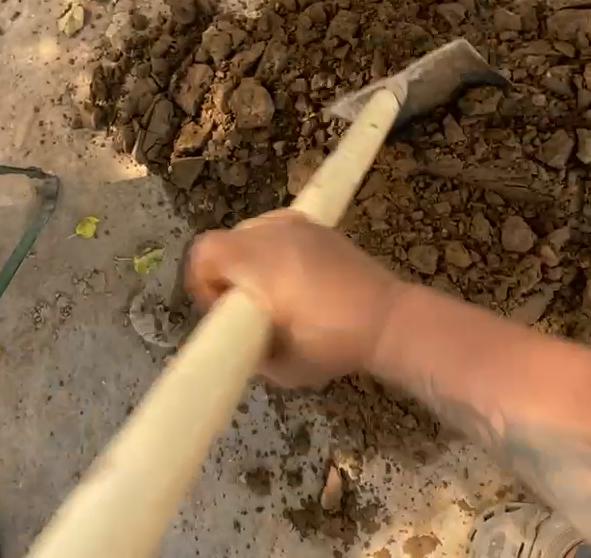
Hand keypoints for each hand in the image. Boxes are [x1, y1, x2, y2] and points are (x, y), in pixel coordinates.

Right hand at [184, 209, 406, 386]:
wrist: (388, 320)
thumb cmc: (332, 343)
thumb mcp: (280, 367)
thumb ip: (247, 350)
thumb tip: (238, 341)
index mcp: (258, 261)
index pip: (204, 252)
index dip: (202, 283)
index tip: (222, 312)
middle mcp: (273, 232)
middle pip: (225, 240)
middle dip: (226, 273)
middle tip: (244, 308)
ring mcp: (297, 223)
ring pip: (250, 232)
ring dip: (248, 259)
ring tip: (270, 292)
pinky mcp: (317, 226)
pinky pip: (277, 228)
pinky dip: (272, 248)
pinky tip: (292, 276)